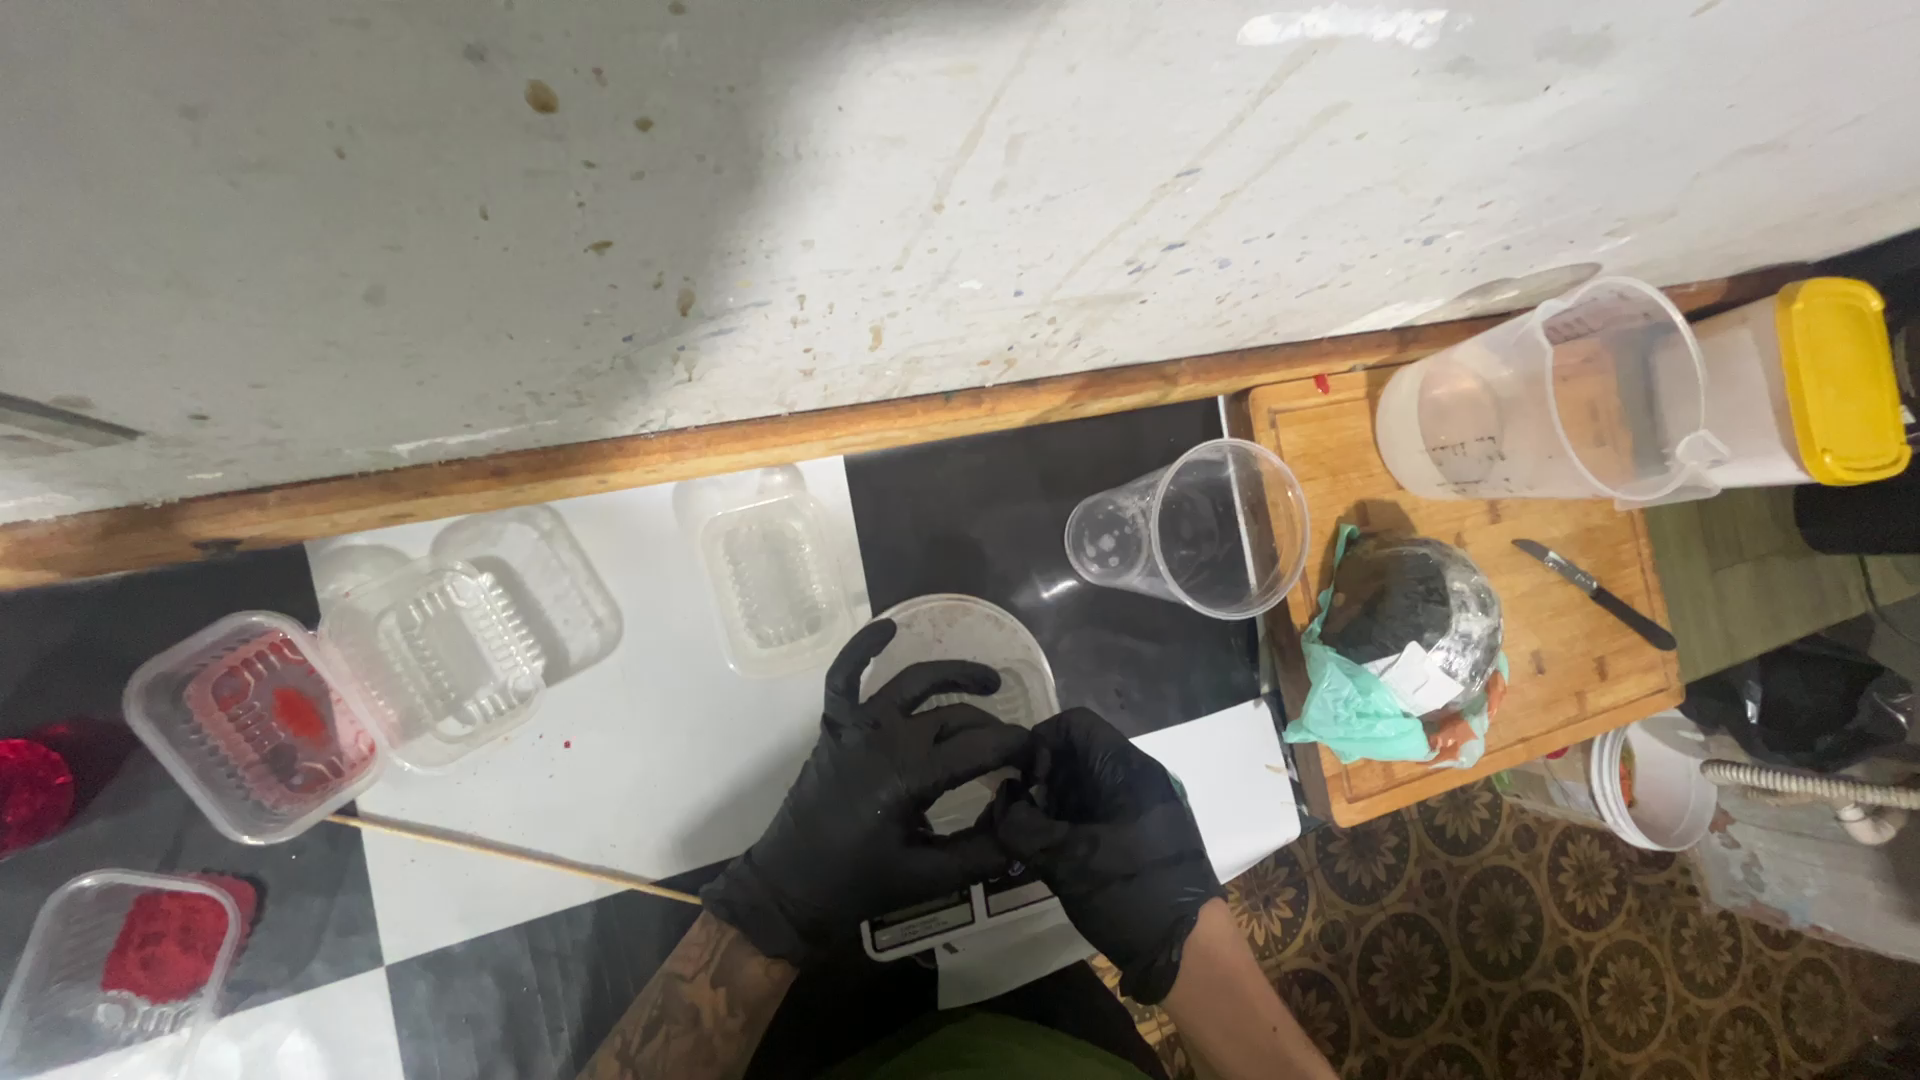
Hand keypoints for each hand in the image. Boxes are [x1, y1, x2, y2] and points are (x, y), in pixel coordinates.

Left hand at [701, 619, 1029, 965]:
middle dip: (993, 728)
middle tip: (1015, 746)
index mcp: (909, 777)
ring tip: (990, 681)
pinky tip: (889, 626)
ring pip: (914, 682)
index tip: (1036, 757)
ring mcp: (857, 726)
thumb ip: (984, 849)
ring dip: (955, 674)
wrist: (790, 887)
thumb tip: (1026, 819)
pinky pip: (843, 675)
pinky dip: (862, 648)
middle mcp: (885, 738)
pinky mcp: (835, 725)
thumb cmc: (860, 884)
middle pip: (954, 717)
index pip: (979, 747)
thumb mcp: (931, 877)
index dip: (1015, 748)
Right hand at [990, 707, 1222, 1003]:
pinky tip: (1054, 852)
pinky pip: (1100, 807)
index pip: (1075, 723)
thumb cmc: (1131, 895)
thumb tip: (1003, 800)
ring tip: (1032, 838)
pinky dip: (1072, 820)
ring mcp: (1144, 805)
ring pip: (1087, 782)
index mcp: (1128, 769)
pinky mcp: (1144, 831)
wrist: (1192, 955)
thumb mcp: (1067, 862)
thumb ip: (1024, 826)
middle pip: (1079, 752)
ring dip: (1055, 802)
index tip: (1022, 781)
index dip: (1040, 741)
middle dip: (1043, 777)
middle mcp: (1139, 776)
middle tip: (1021, 815)